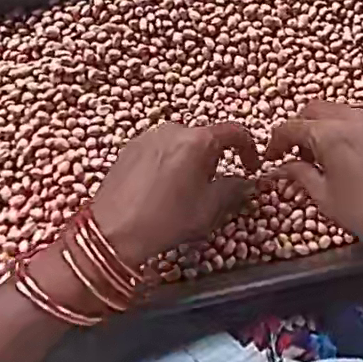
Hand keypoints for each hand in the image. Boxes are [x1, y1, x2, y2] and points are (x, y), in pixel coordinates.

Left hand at [90, 122, 260, 265]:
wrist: (112, 232)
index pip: (234, 132)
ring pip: (180, 144)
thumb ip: (234, 189)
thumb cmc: (167, 219)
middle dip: (215, 159)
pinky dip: (168, 163)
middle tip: (214, 187)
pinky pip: (159, 150)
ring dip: (190, 161)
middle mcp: (172, 129)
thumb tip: (246, 181)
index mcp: (197, 140)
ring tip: (184, 191)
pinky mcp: (129, 148)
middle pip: (205, 138)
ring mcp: (147, 137)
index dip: (249, 149)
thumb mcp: (209, 208)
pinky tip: (161, 189)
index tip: (251, 167)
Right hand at [265, 101, 362, 296]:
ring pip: (342, 112)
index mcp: (331, 134)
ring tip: (325, 157)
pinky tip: (353, 158)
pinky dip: (351, 131)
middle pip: (316, 109)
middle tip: (296, 152)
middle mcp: (355, 119)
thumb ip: (300, 174)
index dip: (277, 141)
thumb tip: (283, 166)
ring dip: (326, 127)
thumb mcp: (325, 197)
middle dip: (301, 127)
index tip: (273, 156)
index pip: (293, 126)